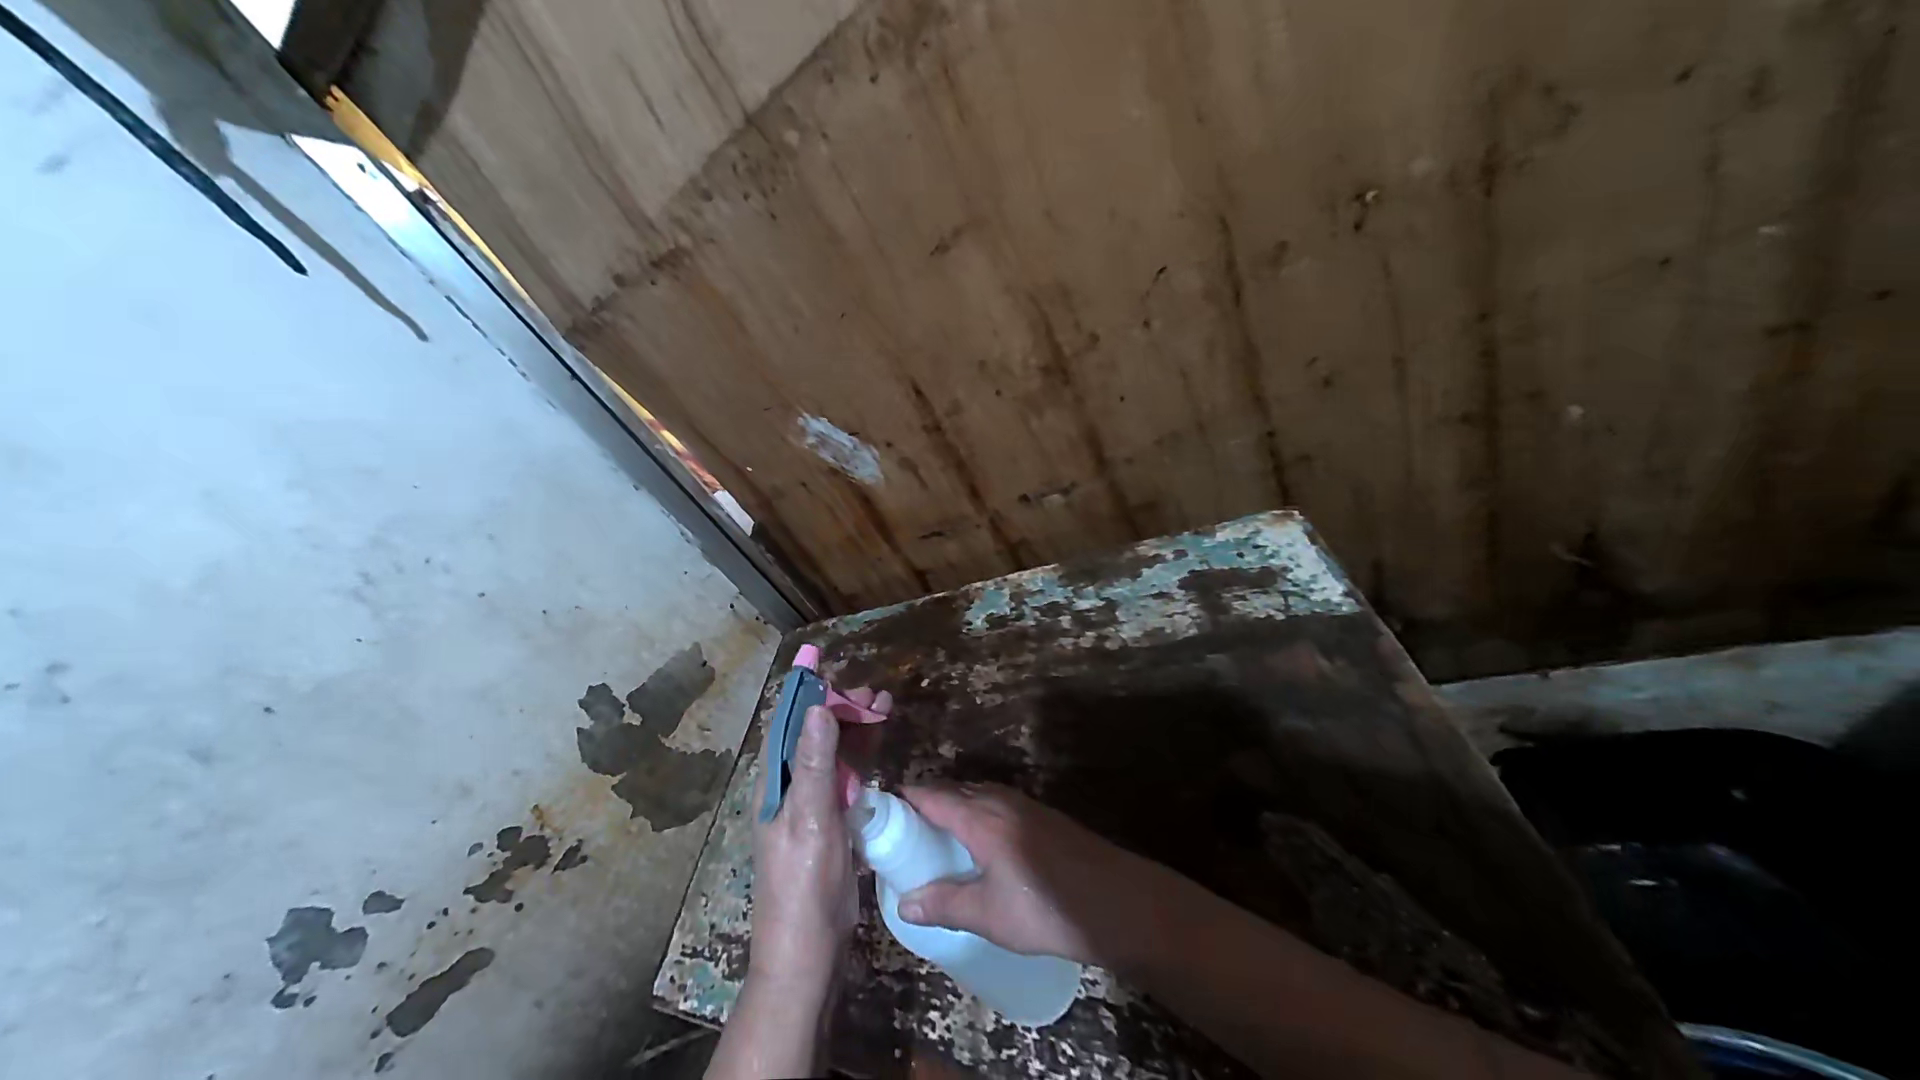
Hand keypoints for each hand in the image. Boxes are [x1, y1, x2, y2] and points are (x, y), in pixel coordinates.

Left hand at [747, 701, 861, 990]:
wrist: (808, 950)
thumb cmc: (803, 884)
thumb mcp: (810, 820)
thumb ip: (814, 763)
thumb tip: (817, 707)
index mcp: (776, 782)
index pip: (788, 722)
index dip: (804, 689)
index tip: (819, 657)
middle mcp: (790, 787)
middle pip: (813, 733)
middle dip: (839, 706)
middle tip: (874, 693)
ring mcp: (811, 805)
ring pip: (832, 752)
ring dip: (854, 726)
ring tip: (883, 705)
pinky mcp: (831, 822)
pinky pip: (845, 777)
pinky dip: (861, 755)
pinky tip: (876, 744)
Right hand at [895, 783, 1176, 969]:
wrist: (1119, 902)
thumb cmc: (1047, 908)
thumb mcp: (989, 915)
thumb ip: (945, 904)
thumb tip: (904, 903)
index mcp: (980, 817)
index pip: (930, 795)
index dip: (903, 800)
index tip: (880, 814)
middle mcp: (1000, 801)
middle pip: (952, 790)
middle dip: (925, 803)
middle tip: (902, 832)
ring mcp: (1024, 805)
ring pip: (976, 795)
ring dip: (952, 807)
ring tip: (935, 839)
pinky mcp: (1042, 816)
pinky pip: (995, 804)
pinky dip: (975, 813)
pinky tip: (978, 845)